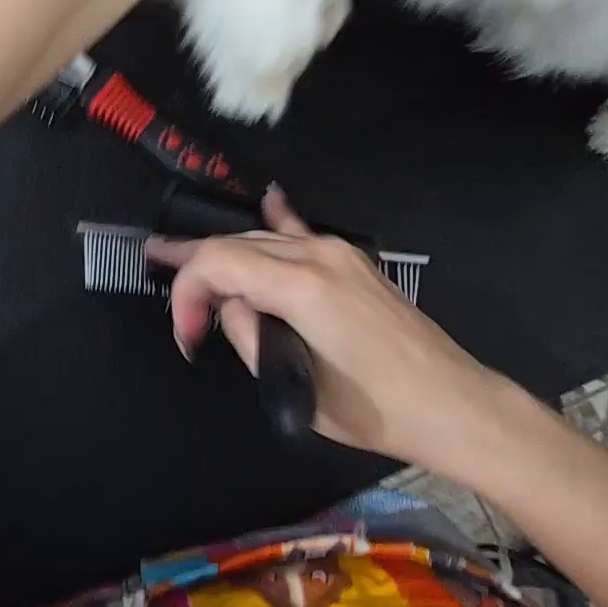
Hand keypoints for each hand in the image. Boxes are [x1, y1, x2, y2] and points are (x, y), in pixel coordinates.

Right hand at [143, 189, 533, 474]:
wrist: (451, 403)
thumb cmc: (374, 409)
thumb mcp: (296, 384)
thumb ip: (250, 335)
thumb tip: (232, 308)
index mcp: (300, 287)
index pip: (218, 263)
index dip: (187, 293)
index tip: (188, 337)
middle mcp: (317, 256)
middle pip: (236, 244)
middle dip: (195, 269)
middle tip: (156, 272)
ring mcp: (339, 254)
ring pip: (263, 238)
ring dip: (223, 249)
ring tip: (182, 251)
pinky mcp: (353, 263)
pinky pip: (303, 232)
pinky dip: (278, 218)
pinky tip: (267, 197)